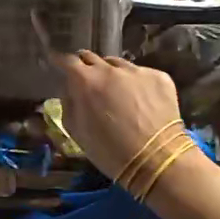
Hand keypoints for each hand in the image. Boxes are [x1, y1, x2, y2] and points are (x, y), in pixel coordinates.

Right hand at [42, 14, 182, 179]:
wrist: (156, 160)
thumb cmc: (110, 152)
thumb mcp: (76, 131)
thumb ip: (68, 104)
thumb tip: (69, 89)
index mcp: (85, 81)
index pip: (67, 60)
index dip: (62, 62)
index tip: (60, 65)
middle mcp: (110, 69)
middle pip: (92, 58)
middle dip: (87, 68)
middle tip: (90, 83)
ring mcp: (136, 70)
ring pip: (118, 65)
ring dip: (113, 75)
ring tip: (117, 94)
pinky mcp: (159, 76)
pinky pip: (141, 74)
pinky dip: (137, 83)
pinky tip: (141, 101)